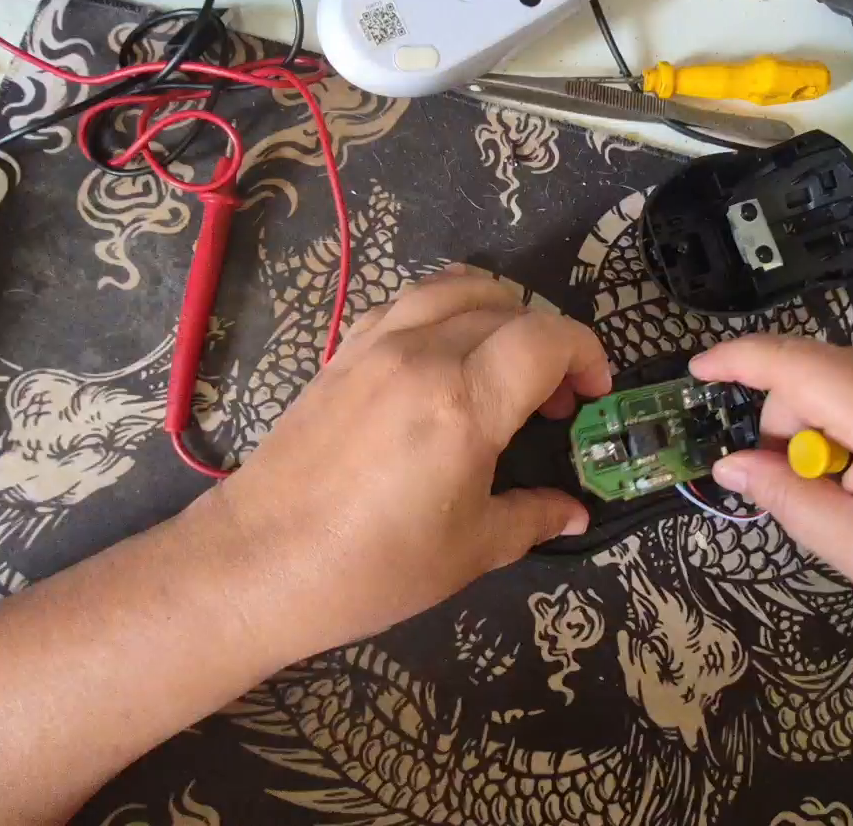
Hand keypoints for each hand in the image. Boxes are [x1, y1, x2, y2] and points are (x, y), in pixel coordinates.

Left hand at [199, 266, 609, 666]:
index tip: (594, 392)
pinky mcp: (347, 349)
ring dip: (503, 310)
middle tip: (554, 401)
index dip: (587, 353)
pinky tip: (449, 350)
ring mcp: (379, 343)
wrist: (258, 562)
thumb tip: (575, 511)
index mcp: (464, 403)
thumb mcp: (470, 550)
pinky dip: (449, 307)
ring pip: (459, 286)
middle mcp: (425, 354)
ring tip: (509, 358)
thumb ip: (534, 516)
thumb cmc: (372, 566)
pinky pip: (411, 299)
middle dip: (551, 343)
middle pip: (512, 310)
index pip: (548, 338)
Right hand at [690, 335, 852, 646]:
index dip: (735, 360)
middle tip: (798, 480)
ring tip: (852, 480)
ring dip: (822, 414)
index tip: (696, 370)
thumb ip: (783, 496)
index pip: (790, 363)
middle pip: (813, 368)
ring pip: (845, 372)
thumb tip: (728, 462)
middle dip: (785, 415)